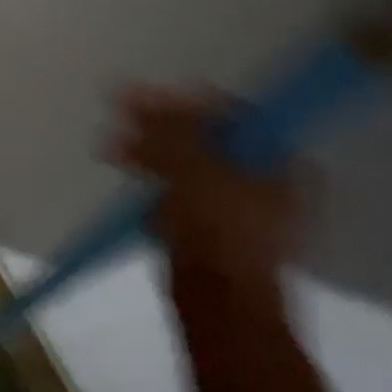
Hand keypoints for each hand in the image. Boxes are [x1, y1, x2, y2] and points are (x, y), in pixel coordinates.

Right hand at [105, 84, 310, 286]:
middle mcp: (270, 182)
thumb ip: (168, 126)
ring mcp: (243, 207)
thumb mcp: (189, 165)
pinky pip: (182, 191)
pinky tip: (128, 179)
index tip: (146, 102)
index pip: (234, 114)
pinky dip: (154, 181)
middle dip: (158, 129)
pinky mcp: (215, 228)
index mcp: (282, 164)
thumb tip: (139, 91)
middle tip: (119, 120)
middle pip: (207, 138)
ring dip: (148, 152)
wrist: (219, 301)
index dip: (187, 103)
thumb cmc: (215, 228)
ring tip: (109, 151)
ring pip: (189, 164)